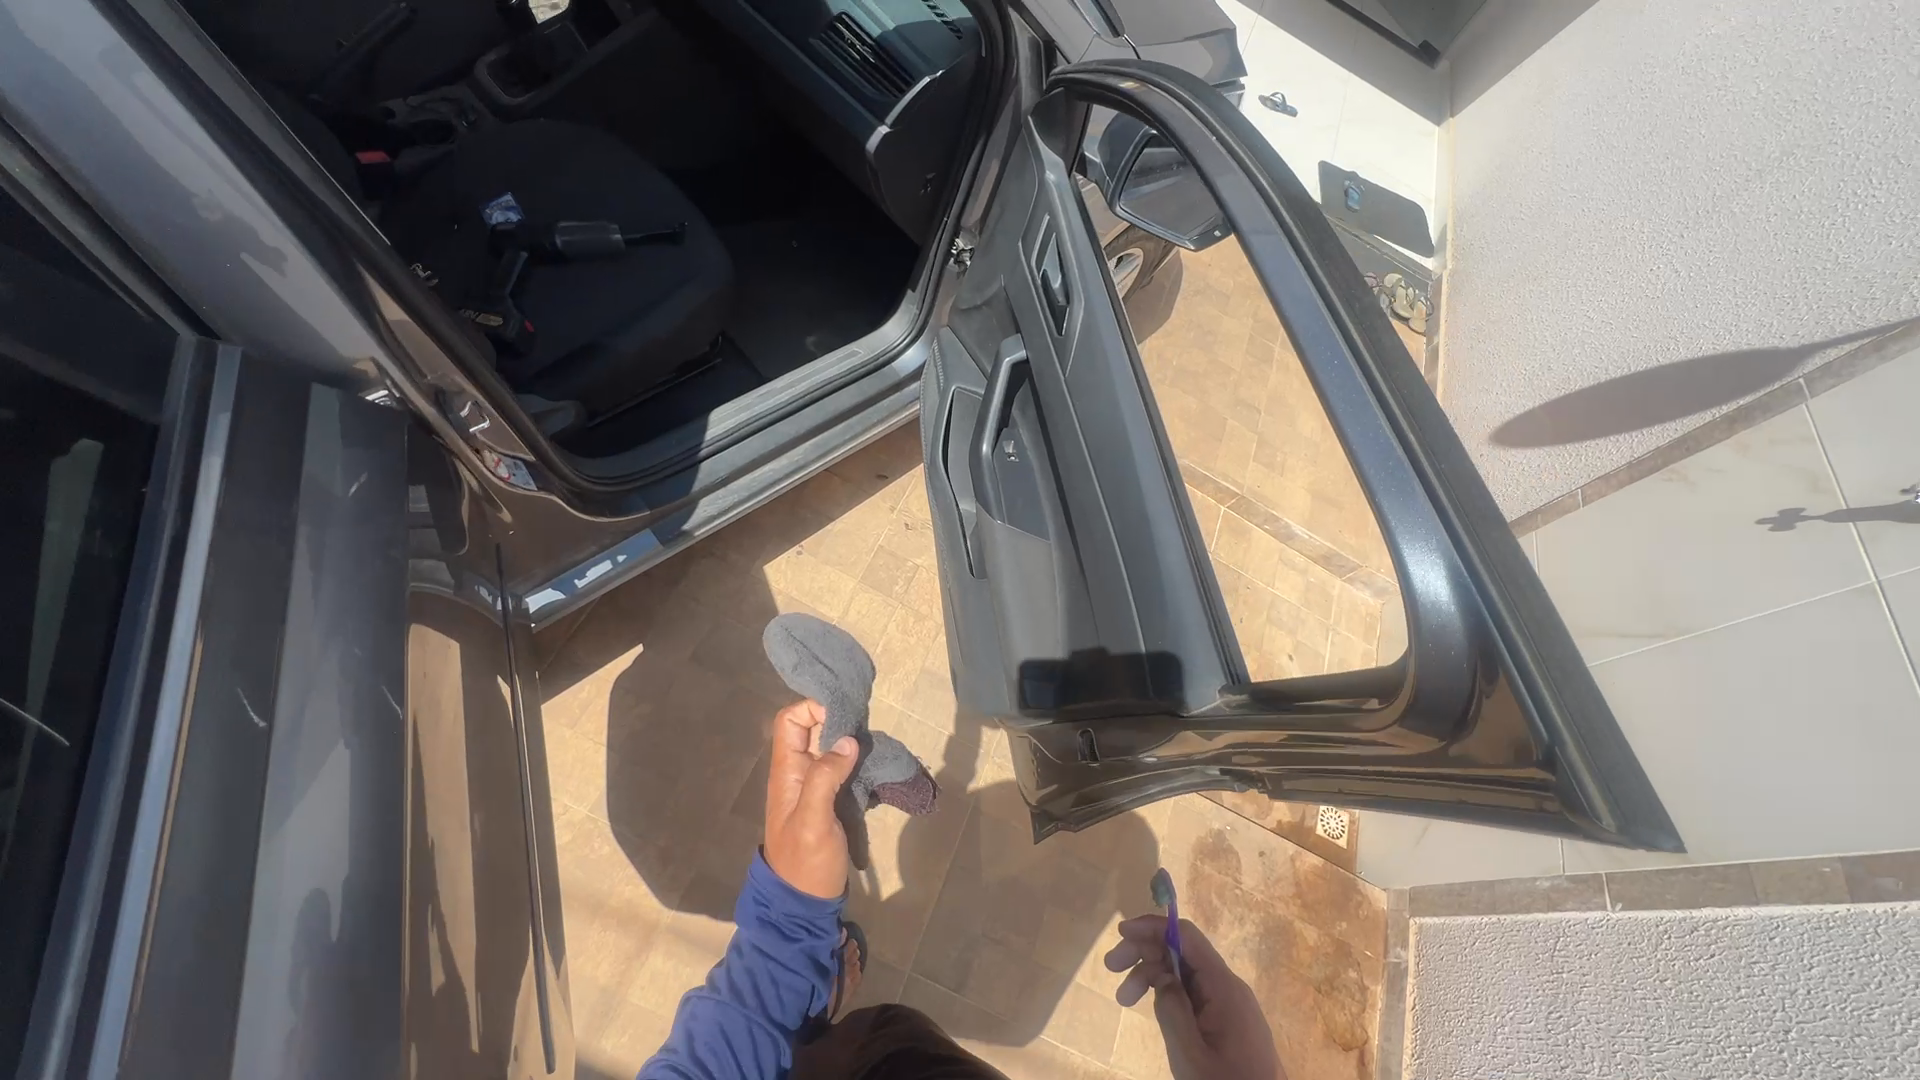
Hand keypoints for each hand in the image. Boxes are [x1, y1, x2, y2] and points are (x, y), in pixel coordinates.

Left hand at [762, 699, 859, 898]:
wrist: (805, 905)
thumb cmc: (805, 862)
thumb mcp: (813, 821)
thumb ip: (825, 778)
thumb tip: (847, 740)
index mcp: (786, 771)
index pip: (790, 721)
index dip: (813, 709)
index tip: (844, 716)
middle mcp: (798, 772)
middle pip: (812, 729)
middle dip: (838, 722)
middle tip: (867, 728)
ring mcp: (814, 786)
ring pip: (830, 748)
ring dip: (851, 743)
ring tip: (876, 747)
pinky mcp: (830, 800)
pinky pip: (842, 769)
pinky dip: (858, 763)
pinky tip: (876, 767)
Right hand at [1104, 915, 1284, 1079]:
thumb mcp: (1191, 1054)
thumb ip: (1172, 1010)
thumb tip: (1161, 976)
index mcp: (1224, 987)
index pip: (1186, 936)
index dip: (1153, 927)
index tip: (1122, 933)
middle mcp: (1228, 986)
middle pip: (1182, 951)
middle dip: (1145, 952)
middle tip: (1111, 967)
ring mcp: (1229, 1003)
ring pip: (1184, 972)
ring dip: (1151, 975)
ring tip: (1124, 999)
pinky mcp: (1227, 1019)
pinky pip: (1193, 991)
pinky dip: (1167, 992)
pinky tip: (1150, 1004)